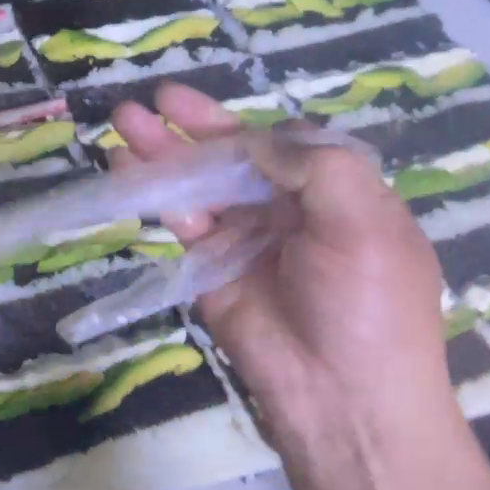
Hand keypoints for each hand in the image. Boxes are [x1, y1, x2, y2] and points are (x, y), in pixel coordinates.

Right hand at [111, 83, 489, 489]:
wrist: (335, 392)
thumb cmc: (366, 304)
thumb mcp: (364, 225)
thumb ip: (314, 168)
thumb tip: (249, 140)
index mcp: (340, 197)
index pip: (291, 145)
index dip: (250, 124)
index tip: (215, 113)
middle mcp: (291, 209)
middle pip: (235, 155)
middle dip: (195, 125)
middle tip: (155, 97)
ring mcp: (245, 234)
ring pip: (199, 180)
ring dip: (162, 149)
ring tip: (123, 118)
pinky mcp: (207, 260)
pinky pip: (177, 214)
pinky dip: (150, 188)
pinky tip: (123, 163)